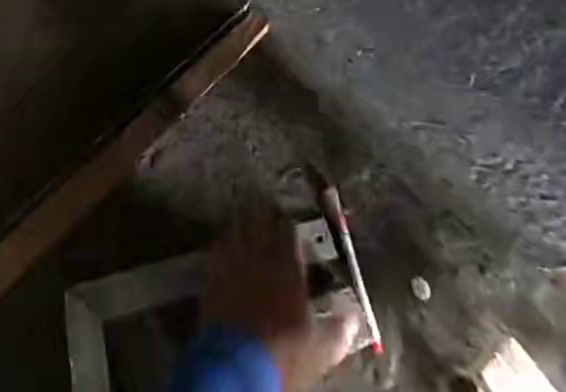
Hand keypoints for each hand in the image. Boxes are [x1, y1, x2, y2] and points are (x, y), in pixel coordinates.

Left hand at [201, 208, 359, 389]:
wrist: (237, 365)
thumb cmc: (283, 353)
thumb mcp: (320, 348)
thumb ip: (339, 330)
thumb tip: (353, 319)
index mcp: (288, 269)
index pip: (291, 234)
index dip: (291, 223)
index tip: (291, 217)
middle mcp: (261, 258)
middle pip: (262, 223)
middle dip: (265, 211)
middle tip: (266, 201)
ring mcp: (234, 264)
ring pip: (238, 229)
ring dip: (243, 219)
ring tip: (245, 211)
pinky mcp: (213, 277)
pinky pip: (217, 247)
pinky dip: (223, 239)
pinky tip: (224, 238)